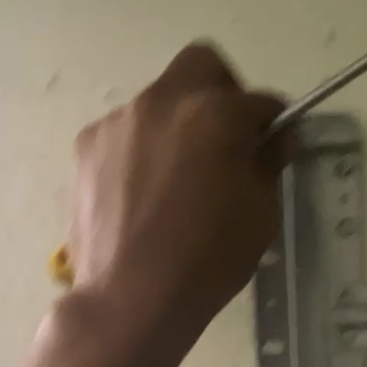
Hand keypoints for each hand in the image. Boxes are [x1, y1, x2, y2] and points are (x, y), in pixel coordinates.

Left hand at [65, 42, 289, 338]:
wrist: (132, 298)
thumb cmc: (209, 259)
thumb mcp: (259, 215)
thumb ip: (270, 163)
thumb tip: (279, 135)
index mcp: (214, 114)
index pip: (258, 100)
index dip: (272, 121)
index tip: (275, 142)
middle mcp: (162, 102)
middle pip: (200, 68)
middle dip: (222, 92)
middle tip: (228, 139)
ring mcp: (118, 122)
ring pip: (159, 103)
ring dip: (178, 126)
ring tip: (179, 180)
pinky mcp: (87, 148)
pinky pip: (126, 134)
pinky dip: (143, 151)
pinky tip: (145, 196)